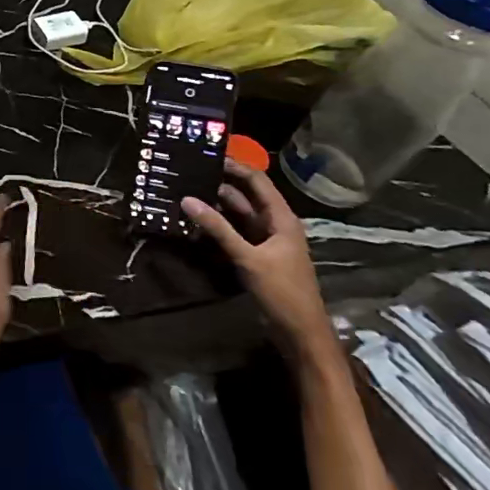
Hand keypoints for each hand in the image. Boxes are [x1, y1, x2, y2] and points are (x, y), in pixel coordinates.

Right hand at [182, 159, 329, 354]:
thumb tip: (188, 199)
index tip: (209, 155)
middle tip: (192, 173)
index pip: (257, 180)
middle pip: (247, 196)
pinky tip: (200, 223)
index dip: (235, 166)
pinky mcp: (260, 257)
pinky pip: (238, 234)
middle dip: (222, 184)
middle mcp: (276, 224)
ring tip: (189, 193)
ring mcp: (268, 241)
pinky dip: (221, 226)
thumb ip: (218, 229)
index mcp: (281, 218)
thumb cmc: (282, 291)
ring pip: (240, 215)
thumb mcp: (248, 258)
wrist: (302, 334)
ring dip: (219, 206)